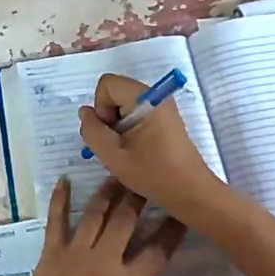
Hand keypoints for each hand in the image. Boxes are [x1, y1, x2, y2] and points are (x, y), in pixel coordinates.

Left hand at [7, 178, 196, 275]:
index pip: (157, 251)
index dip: (174, 230)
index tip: (187, 211)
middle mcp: (101, 260)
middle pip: (126, 221)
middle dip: (141, 197)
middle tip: (152, 176)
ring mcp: (73, 253)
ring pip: (95, 214)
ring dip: (109, 191)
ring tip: (120, 172)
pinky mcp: (50, 254)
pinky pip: (55, 221)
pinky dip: (59, 200)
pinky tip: (64, 180)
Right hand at [76, 73, 224, 215]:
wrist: (189, 191)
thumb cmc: (152, 173)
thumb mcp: (112, 155)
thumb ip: (92, 130)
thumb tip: (85, 112)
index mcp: (145, 98)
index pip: (108, 84)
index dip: (101, 107)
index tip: (110, 133)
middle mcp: (156, 96)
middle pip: (116, 92)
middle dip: (108, 116)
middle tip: (116, 144)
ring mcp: (163, 107)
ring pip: (124, 105)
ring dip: (118, 125)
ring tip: (126, 150)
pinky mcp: (166, 119)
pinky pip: (137, 113)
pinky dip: (129, 129)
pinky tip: (136, 150)